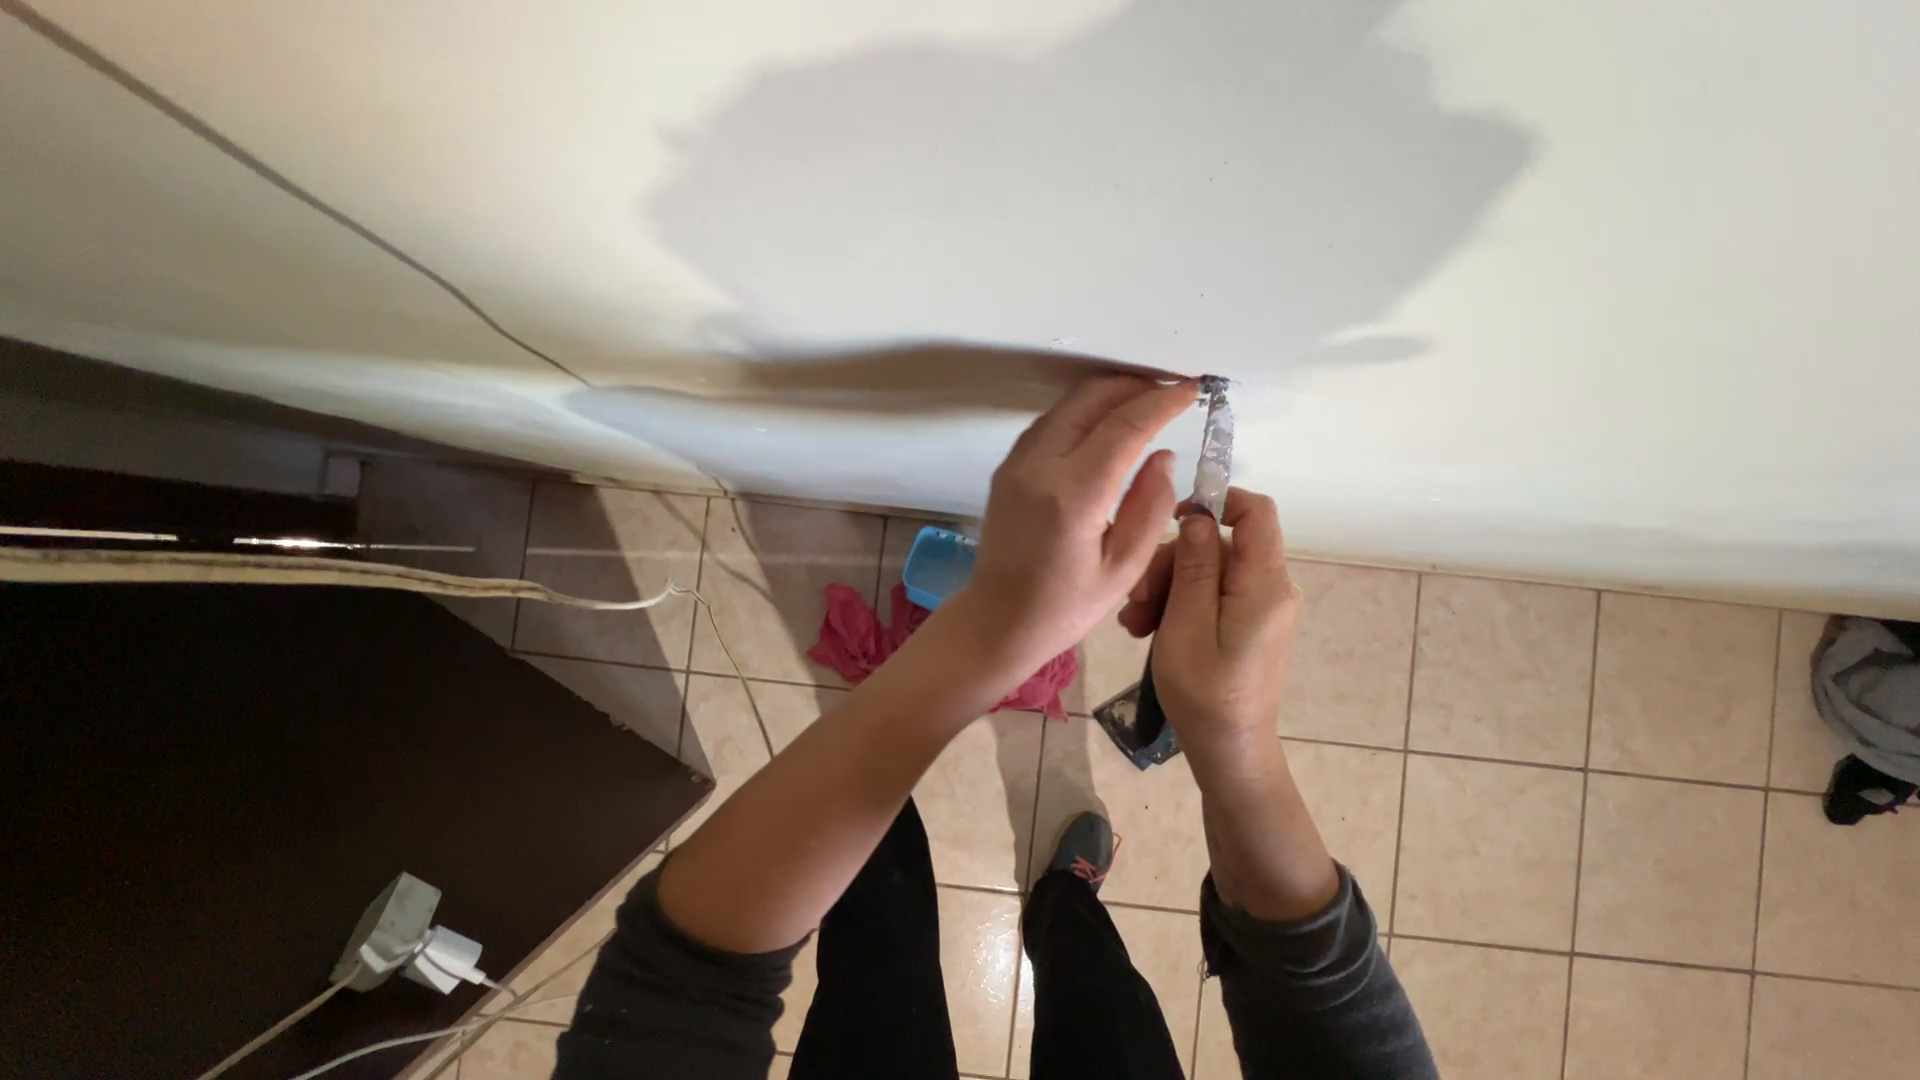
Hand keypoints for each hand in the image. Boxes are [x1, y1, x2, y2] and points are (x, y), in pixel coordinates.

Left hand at [956, 374, 1196, 667]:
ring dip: (1107, 396)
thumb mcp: (1123, 569)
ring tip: (1145, 404)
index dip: (1162, 401)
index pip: (1124, 425)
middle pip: (1090, 399)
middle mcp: (1038, 466)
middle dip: (1135, 386)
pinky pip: (1049, 423)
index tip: (1192, 389)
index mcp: (1072, 494)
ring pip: (1066, 405)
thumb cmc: (1065, 606)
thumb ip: (1151, 507)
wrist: (997, 620)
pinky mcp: (1006, 469)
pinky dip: (1081, 412)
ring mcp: (1016, 464)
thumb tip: (1163, 455)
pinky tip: (1105, 425)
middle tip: (1171, 392)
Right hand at [1125, 489, 1302, 773]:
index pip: (1256, 512)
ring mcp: (1261, 608)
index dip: (1216, 500)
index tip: (1171, 517)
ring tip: (1134, 622)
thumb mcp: (1185, 626)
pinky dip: (1180, 604)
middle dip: (1173, 561)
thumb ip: (1193, 567)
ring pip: (1210, 571)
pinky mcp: (1249, 625)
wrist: (1229, 752)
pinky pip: (1213, 596)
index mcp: (1264, 585)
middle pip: (1221, 545)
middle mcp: (1272, 589)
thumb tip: (1199, 517)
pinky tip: (1148, 628)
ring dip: (1167, 587)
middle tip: (1134, 597)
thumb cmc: (1204, 694)